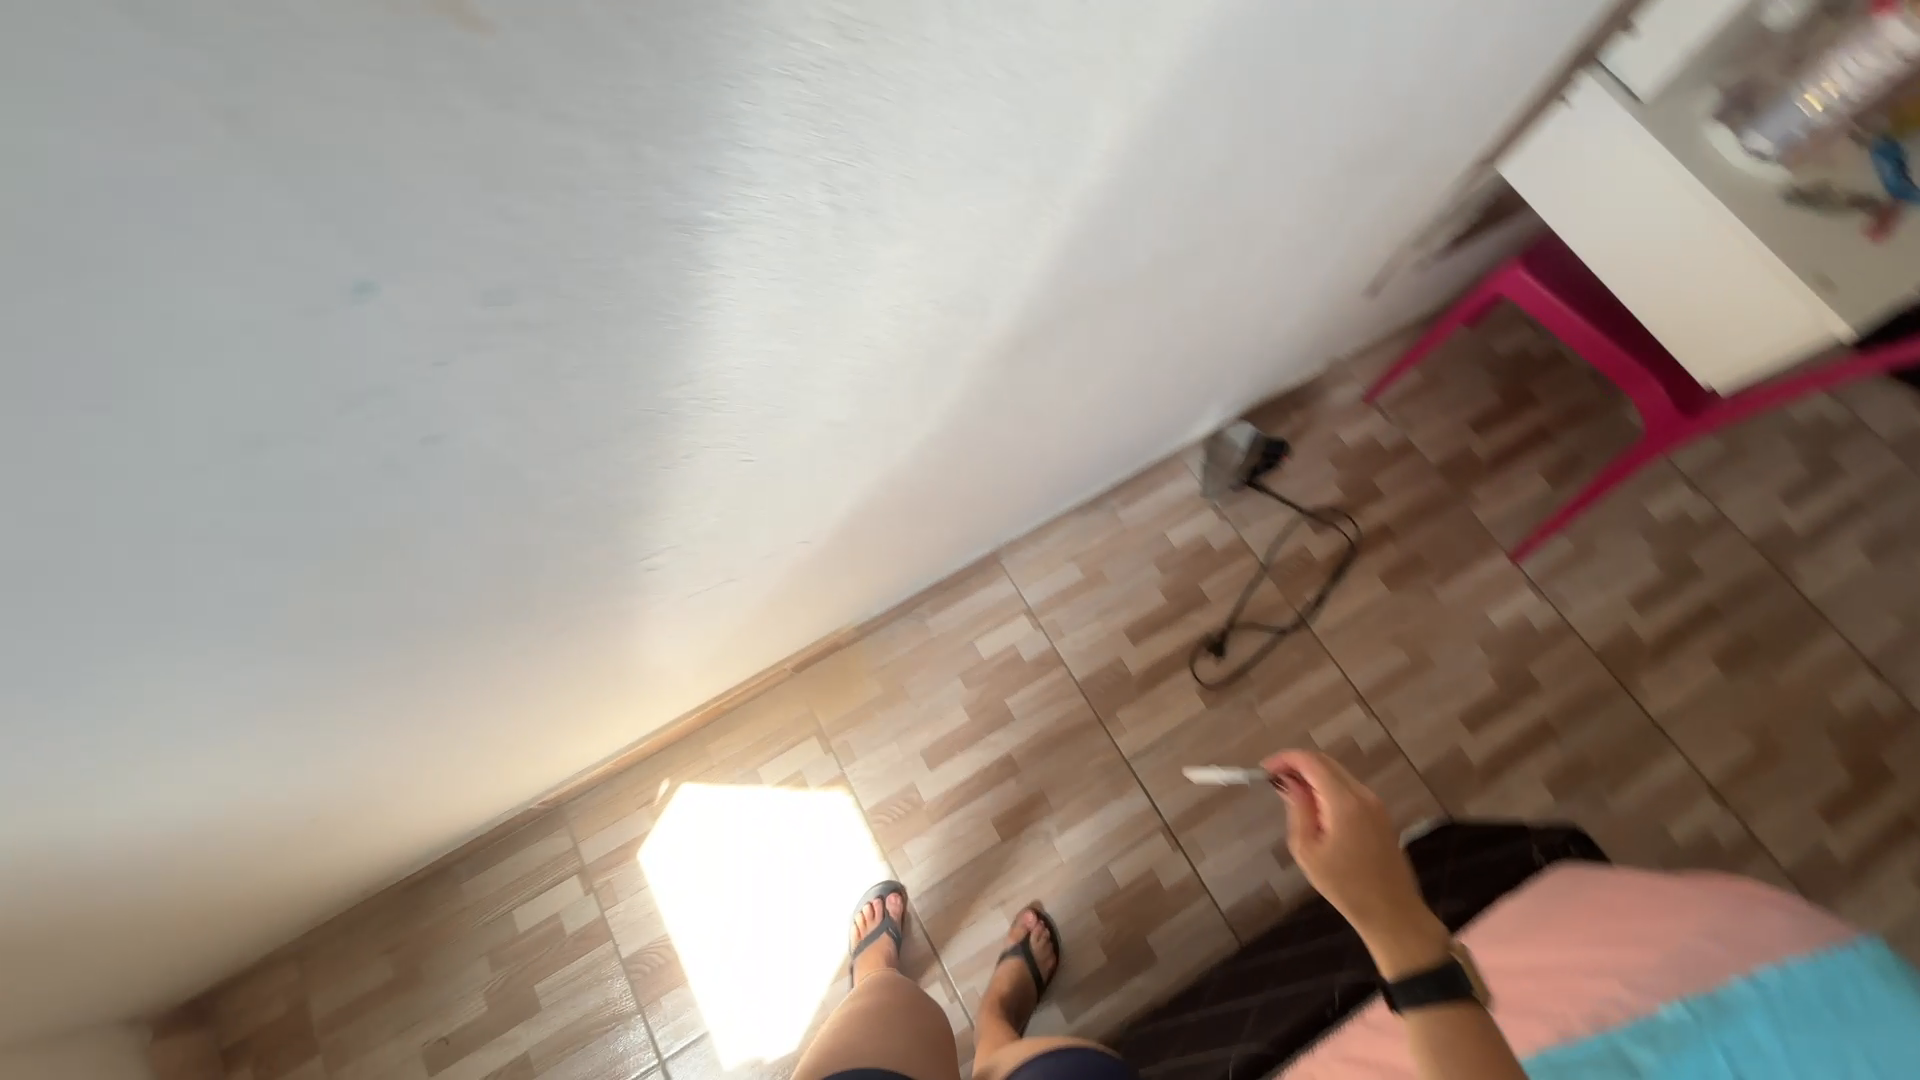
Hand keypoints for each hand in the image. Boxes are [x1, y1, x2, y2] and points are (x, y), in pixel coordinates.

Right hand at [1263, 749, 1447, 976]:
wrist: (1392, 913)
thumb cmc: (1344, 885)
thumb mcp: (1307, 850)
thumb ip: (1297, 809)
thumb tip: (1288, 782)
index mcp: (1344, 802)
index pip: (1311, 762)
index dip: (1285, 759)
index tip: (1264, 771)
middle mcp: (1363, 795)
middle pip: (1325, 762)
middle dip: (1297, 764)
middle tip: (1274, 780)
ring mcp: (1375, 804)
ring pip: (1337, 773)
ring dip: (1312, 775)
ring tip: (1290, 794)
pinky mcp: (1380, 814)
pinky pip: (1348, 788)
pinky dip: (1327, 787)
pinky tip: (1314, 807)